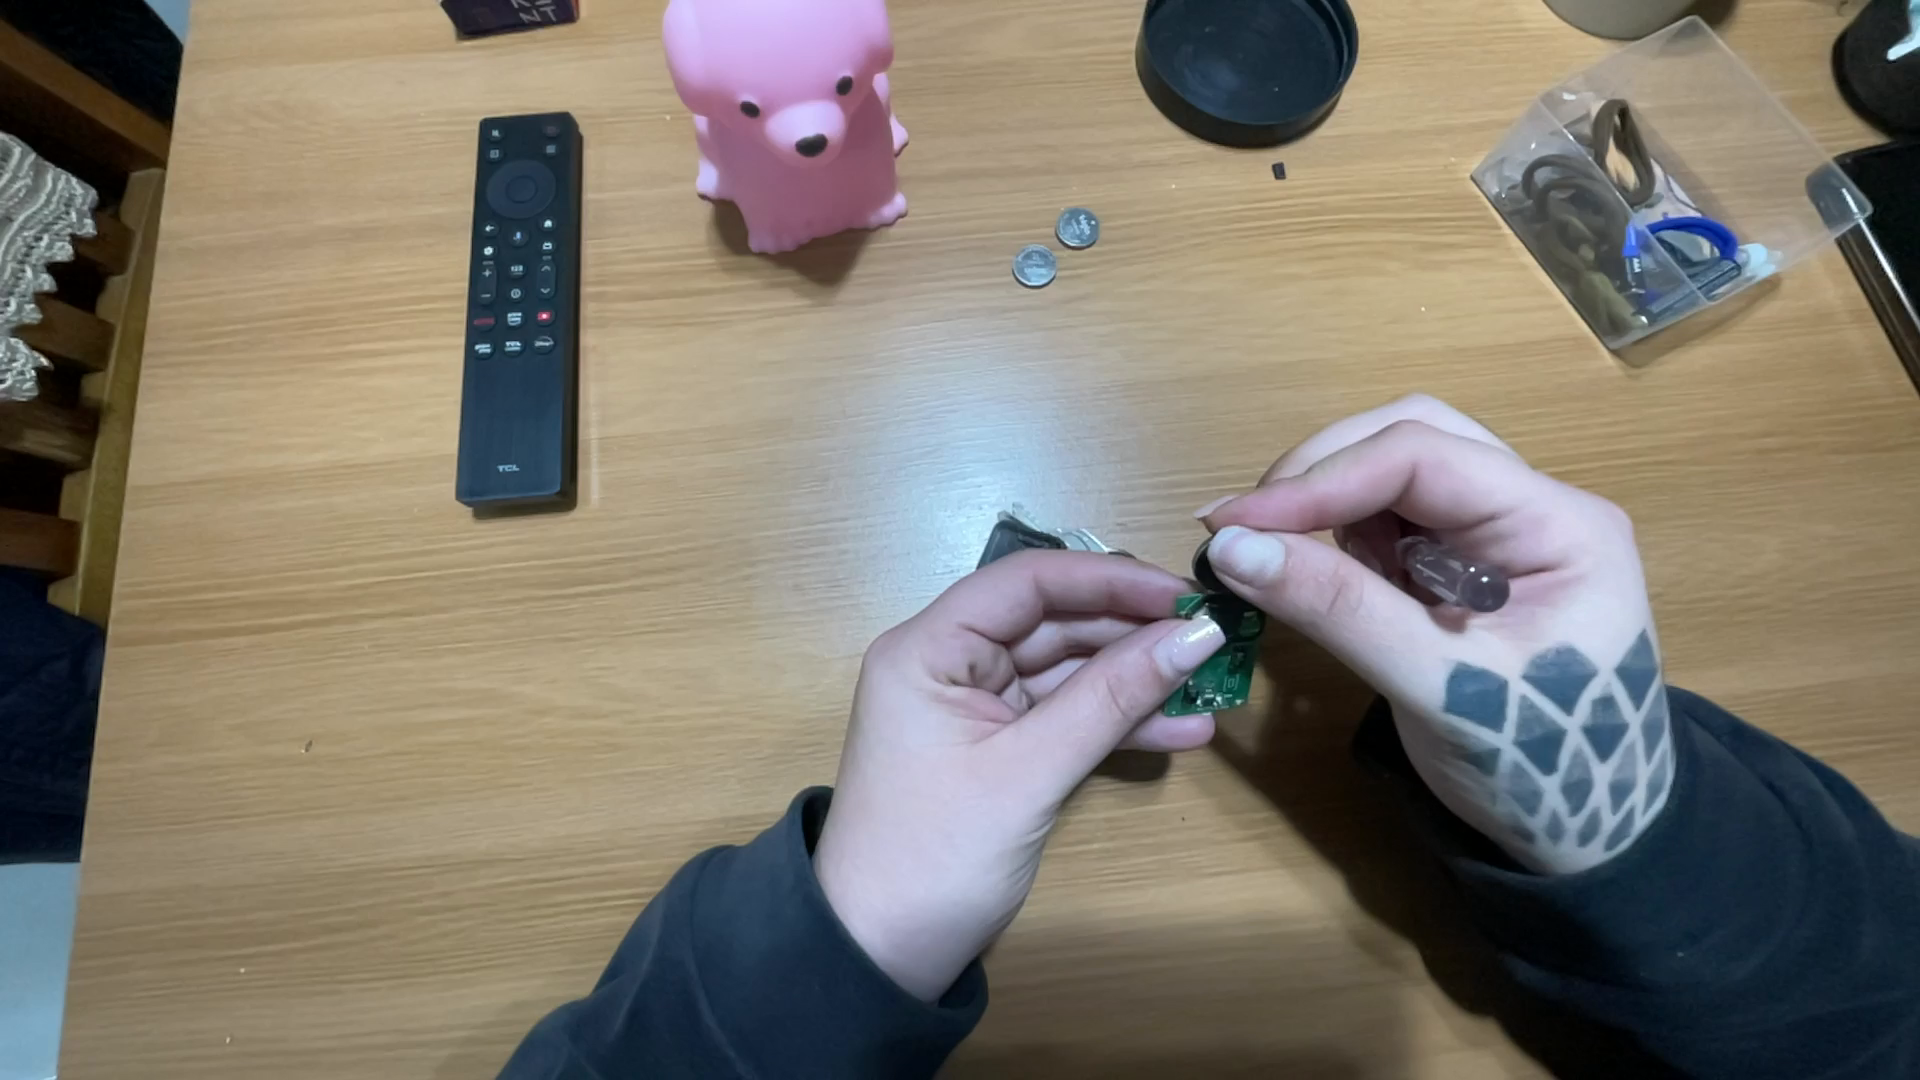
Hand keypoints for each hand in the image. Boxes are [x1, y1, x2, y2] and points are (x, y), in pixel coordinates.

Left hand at [813, 551, 1225, 1000]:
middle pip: (1052, 621)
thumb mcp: (1028, 772)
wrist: (883, 957)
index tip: (1182, 594)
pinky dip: (1116, 721)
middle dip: (1130, 630)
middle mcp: (950, 659)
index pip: (1026, 582)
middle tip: (1211, 636)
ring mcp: (977, 701)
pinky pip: (1064, 713)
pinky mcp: (999, 740)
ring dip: (1134, 679)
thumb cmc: (937, 856)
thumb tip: (1196, 635)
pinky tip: (1181, 730)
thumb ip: (1110, 699)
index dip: (1107, 579)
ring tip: (1211, 684)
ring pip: (1066, 668)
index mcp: (929, 645)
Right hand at [1197, 395, 1672, 873]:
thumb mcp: (1435, 687)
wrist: (1575, 828)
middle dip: (1317, 473)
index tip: (1229, 526)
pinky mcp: (1446, 558)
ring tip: (1271, 554)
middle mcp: (1522, 506)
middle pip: (1407, 436)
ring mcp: (1484, 530)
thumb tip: (1228, 547)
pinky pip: (1374, 515)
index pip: (1420, 457)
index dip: (1317, 482)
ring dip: (1317, 500)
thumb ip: (1336, 608)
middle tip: (1244, 525)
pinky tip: (1308, 572)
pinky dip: (1326, 530)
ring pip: (1385, 467)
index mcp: (1554, 524)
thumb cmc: (1534, 763)